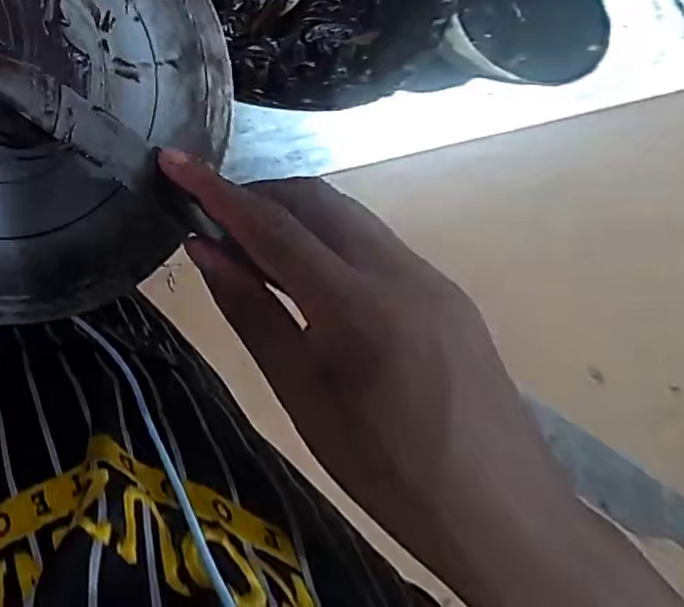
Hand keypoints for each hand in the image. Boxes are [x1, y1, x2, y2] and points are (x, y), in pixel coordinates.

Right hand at [158, 150, 683, 606]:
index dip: (213, 189)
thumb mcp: (300, 394)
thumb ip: (249, 311)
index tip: (172, 160)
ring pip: (342, 213)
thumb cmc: (387, 469)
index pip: (270, 226)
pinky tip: (301, 273)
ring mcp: (429, 277)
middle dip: (252, 192)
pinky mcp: (443, 290)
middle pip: (311, 199)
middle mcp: (399, 273)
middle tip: (206, 216)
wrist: (510, 522)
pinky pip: (367, 239)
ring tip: (246, 245)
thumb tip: (201, 248)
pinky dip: (320, 235)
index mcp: (358, 307)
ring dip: (286, 211)